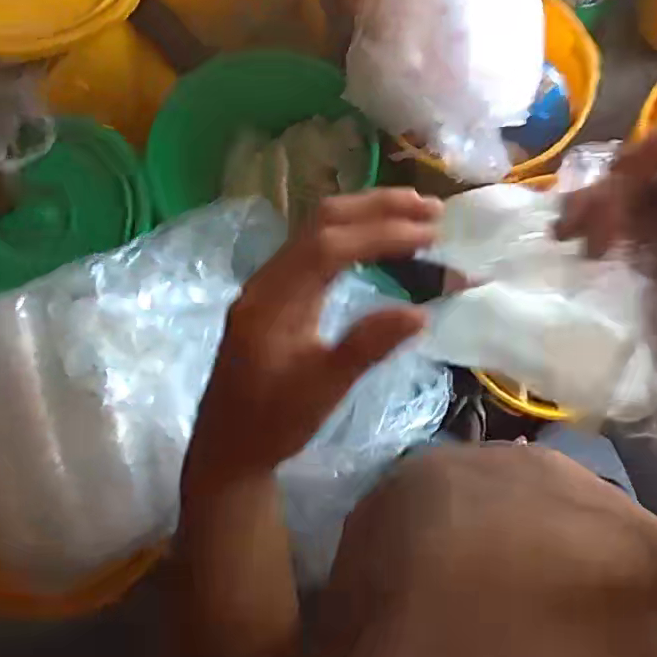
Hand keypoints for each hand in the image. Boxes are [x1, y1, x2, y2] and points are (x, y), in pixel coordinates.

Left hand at [188, 189, 441, 483]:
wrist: (227, 449)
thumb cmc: (273, 424)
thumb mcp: (322, 390)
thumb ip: (367, 347)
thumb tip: (421, 313)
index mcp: (272, 300)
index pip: (329, 246)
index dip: (381, 232)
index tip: (429, 232)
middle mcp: (267, 279)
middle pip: (321, 222)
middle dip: (376, 207)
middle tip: (430, 207)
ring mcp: (269, 284)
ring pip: (317, 229)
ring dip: (365, 214)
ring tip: (412, 212)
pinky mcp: (277, 294)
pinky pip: (315, 247)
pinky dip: (352, 233)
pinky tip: (377, 239)